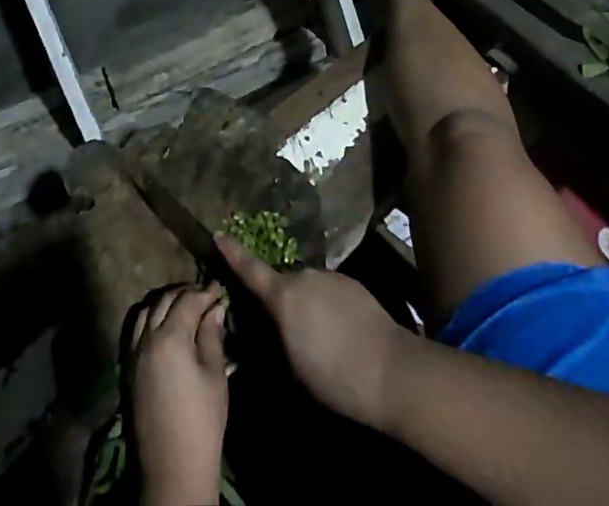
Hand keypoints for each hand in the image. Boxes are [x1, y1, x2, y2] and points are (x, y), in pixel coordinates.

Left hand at [128, 283, 228, 505]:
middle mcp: (145, 339)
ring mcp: (132, 354)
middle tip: (205, 295)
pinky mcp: (126, 368)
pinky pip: (135, 330)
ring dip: (164, 303)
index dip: (205, 291)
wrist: (172, 466)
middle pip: (164, 300)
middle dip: (185, 293)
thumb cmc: (202, 419)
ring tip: (184, 307)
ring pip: (145, 311)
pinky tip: (164, 326)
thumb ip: (212, 335)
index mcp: (169, 338)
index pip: (188, 300)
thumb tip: (215, 308)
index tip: (220, 287)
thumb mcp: (214, 374)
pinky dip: (149, 318)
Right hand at [216, 232, 409, 428]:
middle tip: (285, 330)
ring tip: (318, 338)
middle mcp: (306, 277)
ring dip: (307, 304)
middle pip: (284, 283)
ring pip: (309, 288)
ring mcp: (332, 277)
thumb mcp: (292, 362)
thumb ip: (279, 332)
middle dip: (281, 300)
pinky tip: (340, 331)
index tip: (219, 234)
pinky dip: (327, 306)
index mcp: (284, 296)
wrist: (388, 368)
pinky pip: (330, 291)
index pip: (251, 269)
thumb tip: (278, 321)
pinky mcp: (354, 283)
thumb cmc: (332, 375)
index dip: (233, 253)